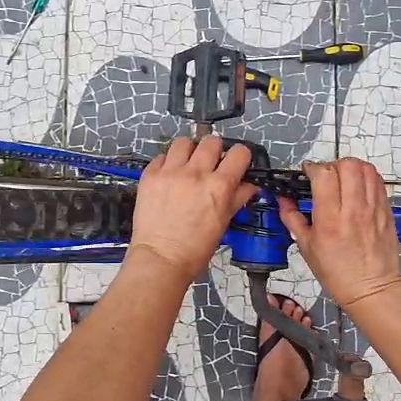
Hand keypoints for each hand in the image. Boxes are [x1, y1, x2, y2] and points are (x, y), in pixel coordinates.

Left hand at [130, 137, 258, 278]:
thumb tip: (249, 185)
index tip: (235, 163)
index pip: (239, 153)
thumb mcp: (224, 222)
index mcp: (219, 186)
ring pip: (184, 142)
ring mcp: (171, 171)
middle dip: (214, 151)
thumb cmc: (196, 248)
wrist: (161, 259)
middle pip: (211, 141)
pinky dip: (168, 163)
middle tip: (210, 164)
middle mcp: (196, 173)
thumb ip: (237, 198)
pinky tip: (168, 176)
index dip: (239, 156)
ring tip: (186, 164)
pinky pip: (162, 156)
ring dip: (189, 151)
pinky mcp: (150, 175)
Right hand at [278, 158, 400, 310]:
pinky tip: (358, 189)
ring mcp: (374, 209)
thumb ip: (292, 218)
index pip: (324, 175)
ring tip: (344, 179)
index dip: (313, 168)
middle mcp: (354, 210)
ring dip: (352, 168)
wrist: (372, 290)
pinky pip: (378, 182)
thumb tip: (283, 199)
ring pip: (366, 169)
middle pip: (348, 166)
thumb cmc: (336, 272)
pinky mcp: (387, 211)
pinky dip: (366, 178)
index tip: (308, 174)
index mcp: (330, 219)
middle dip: (333, 165)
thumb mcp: (306, 247)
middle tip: (327, 177)